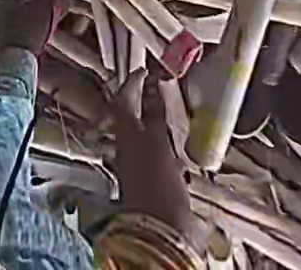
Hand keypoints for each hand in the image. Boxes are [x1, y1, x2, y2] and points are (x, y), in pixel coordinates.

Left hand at [110, 70, 194, 239]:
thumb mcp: (157, 140)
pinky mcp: (150, 181)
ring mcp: (137, 165)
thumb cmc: (156, 181)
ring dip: (155, 121)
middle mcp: (127, 146)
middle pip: (131, 116)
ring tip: (171, 114)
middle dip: (144, 101)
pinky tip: (178, 148)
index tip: (144, 70)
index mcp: (125, 133)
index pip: (123, 98)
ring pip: (143, 134)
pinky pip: (155, 154)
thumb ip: (154, 111)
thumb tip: (152, 80)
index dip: (132, 82)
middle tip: (158, 87)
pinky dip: (164, 145)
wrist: (159, 231)